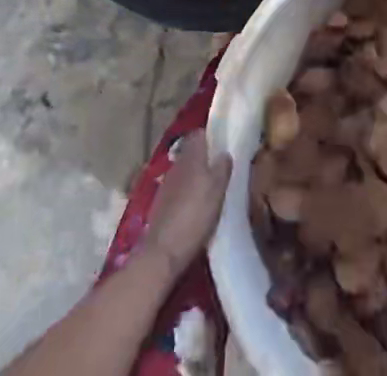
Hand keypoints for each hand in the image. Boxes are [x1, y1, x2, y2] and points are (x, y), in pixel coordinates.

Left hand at [144, 130, 232, 276]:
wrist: (163, 253)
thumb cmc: (195, 216)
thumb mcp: (218, 190)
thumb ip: (222, 168)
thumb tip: (224, 152)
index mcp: (191, 158)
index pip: (198, 134)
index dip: (211, 135)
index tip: (225, 141)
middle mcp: (176, 166)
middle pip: (191, 152)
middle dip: (205, 156)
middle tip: (223, 164)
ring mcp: (166, 186)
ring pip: (185, 170)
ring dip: (197, 174)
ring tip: (213, 185)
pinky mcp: (162, 204)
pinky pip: (179, 188)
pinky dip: (188, 190)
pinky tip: (197, 203)